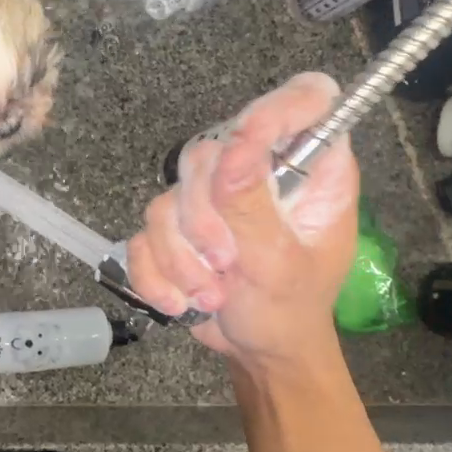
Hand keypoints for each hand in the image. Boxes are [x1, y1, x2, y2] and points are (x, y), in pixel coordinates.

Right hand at [124, 72, 359, 374]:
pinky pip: (142, 237)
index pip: (304, 100)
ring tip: (209, 297)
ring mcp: (209, 201)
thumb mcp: (279, 263)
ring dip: (180, 259)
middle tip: (225, 263)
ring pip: (166, 202)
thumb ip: (253, 207)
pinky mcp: (173, 231)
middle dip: (203, 220)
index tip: (248, 142)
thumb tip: (234, 151)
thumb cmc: (290, 310)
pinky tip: (179, 302)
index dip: (274, 109)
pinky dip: (156, 275)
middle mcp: (257, 172)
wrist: (257, 351)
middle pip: (208, 155)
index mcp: (308, 168)